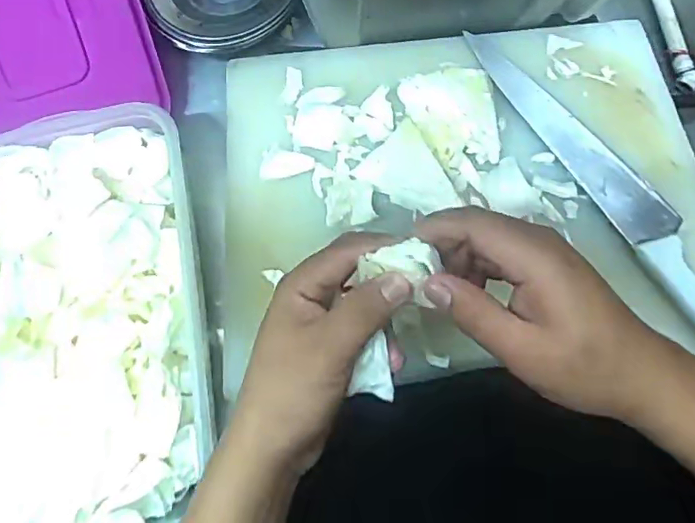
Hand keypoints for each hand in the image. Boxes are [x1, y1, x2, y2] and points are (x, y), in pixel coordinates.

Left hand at [225, 231, 412, 476]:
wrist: (270, 449)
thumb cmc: (294, 389)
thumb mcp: (332, 346)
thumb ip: (366, 308)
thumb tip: (402, 275)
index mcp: (302, 283)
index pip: (346, 249)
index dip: (382, 245)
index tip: (420, 250)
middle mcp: (310, 295)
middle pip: (356, 273)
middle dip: (387, 281)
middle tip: (424, 288)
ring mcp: (319, 322)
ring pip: (362, 305)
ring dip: (384, 320)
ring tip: (401, 344)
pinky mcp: (329, 348)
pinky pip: (361, 333)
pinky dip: (377, 343)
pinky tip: (391, 364)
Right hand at [416, 207, 694, 422]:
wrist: (644, 376)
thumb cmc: (584, 367)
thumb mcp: (522, 350)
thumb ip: (472, 312)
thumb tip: (426, 282)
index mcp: (532, 252)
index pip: (468, 221)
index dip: (430, 230)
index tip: (400, 252)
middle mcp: (535, 237)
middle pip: (474, 222)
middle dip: (439, 243)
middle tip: (414, 275)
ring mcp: (543, 245)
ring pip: (484, 233)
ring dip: (457, 254)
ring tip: (439, 289)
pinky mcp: (545, 258)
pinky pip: (500, 246)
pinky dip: (477, 262)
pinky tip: (470, 291)